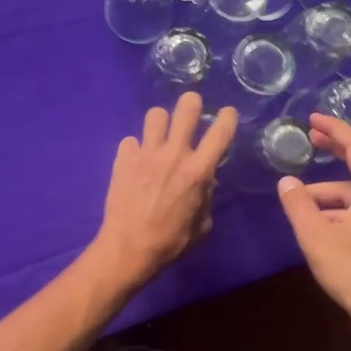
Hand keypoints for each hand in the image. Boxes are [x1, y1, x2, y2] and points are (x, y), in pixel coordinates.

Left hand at [91, 93, 236, 283]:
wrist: (130, 248)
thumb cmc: (172, 242)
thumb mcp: (202, 225)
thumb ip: (207, 198)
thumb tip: (206, 182)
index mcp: (199, 171)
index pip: (220, 133)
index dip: (227, 117)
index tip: (227, 112)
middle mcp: (174, 155)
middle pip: (186, 109)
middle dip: (192, 103)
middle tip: (191, 108)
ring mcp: (146, 154)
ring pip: (155, 115)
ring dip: (160, 122)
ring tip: (160, 134)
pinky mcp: (123, 159)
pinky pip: (130, 141)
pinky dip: (134, 149)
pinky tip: (135, 161)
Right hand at [276, 113, 350, 339]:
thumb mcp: (315, 236)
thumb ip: (298, 205)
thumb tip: (287, 182)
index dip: (335, 129)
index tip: (314, 119)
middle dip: (337, 149)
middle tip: (312, 139)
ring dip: (332, 188)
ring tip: (302, 200)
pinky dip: (342, 204)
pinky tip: (322, 222)